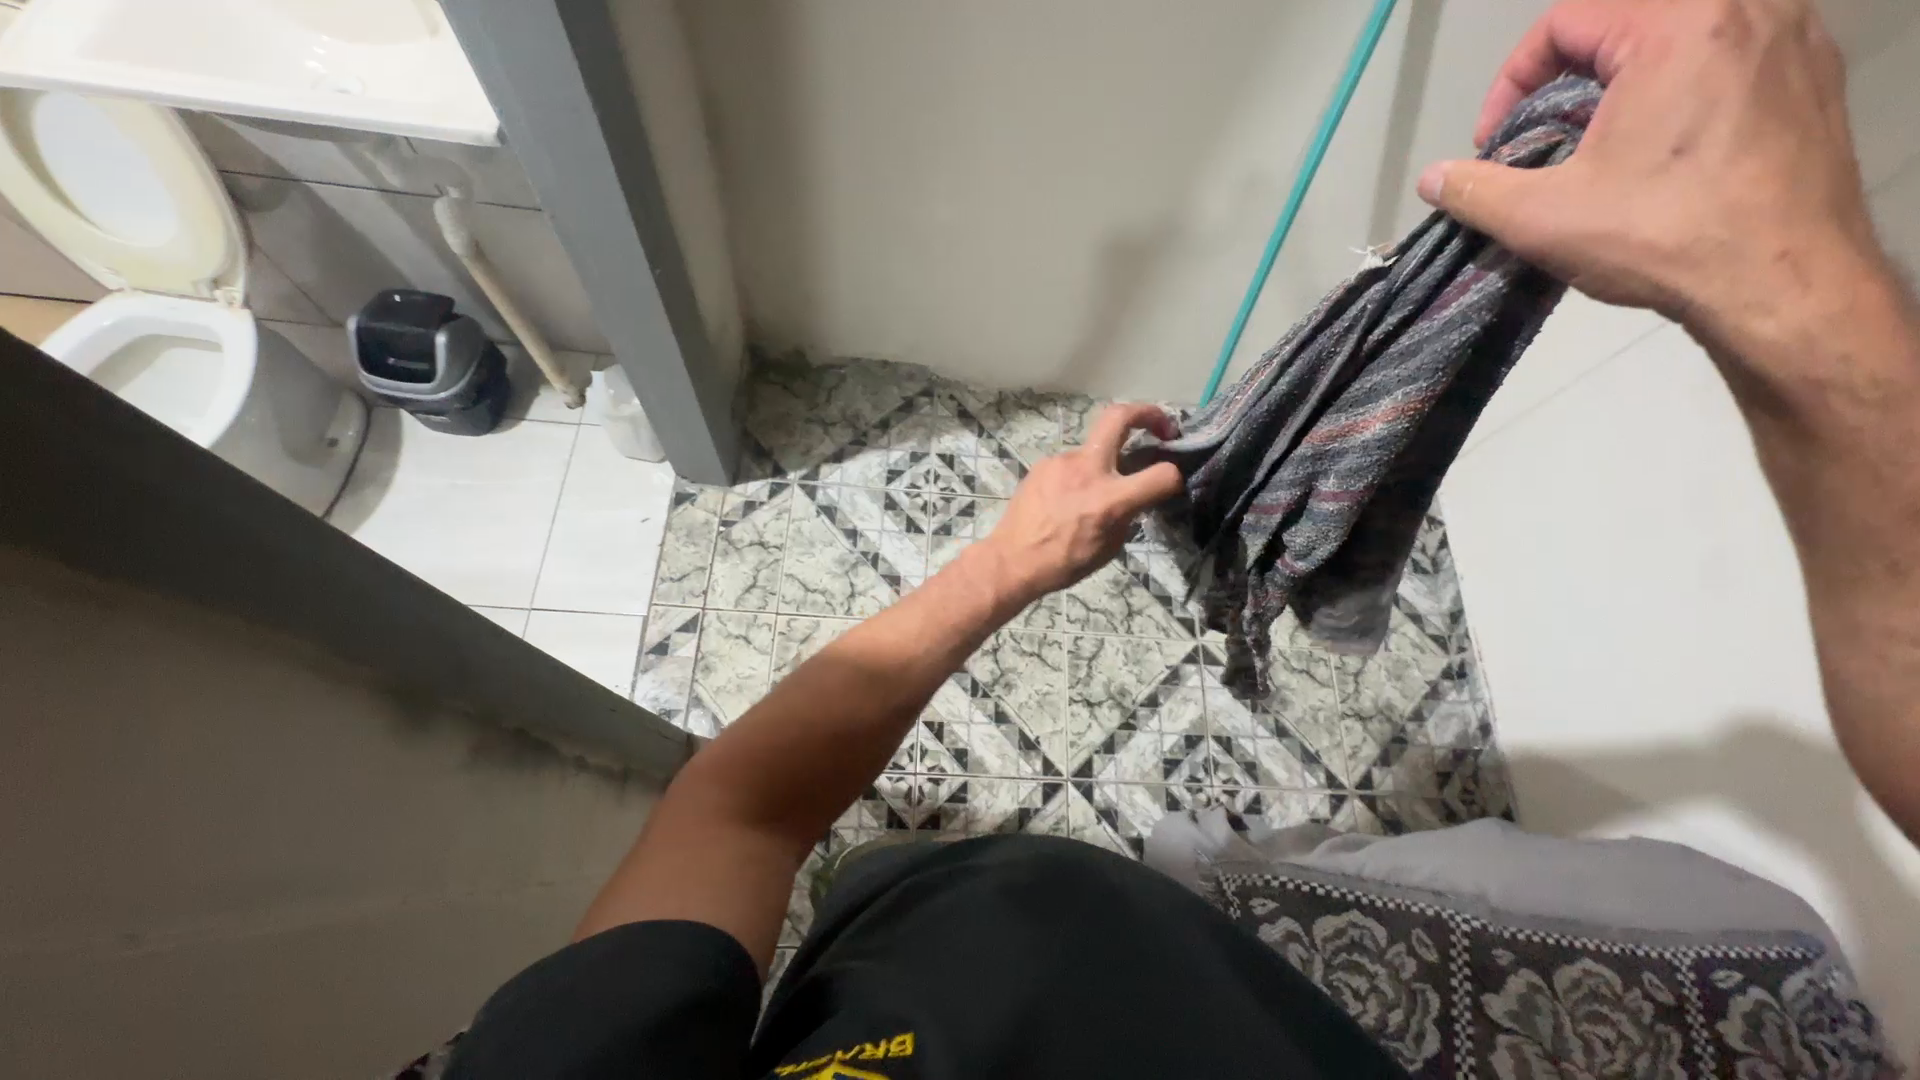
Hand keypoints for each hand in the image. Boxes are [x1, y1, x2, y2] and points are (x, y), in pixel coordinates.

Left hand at [975, 404, 1183, 601]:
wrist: (1013, 559)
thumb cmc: (1065, 562)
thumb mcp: (1111, 546)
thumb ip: (1128, 514)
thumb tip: (1134, 497)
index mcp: (1109, 499)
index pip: (1162, 474)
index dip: (1175, 476)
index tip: (1171, 480)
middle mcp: (1087, 470)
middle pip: (1119, 416)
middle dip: (1146, 412)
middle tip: (1159, 425)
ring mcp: (1062, 462)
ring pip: (1094, 448)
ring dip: (1105, 459)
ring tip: (1094, 491)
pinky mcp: (1044, 464)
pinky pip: (1071, 463)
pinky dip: (1079, 474)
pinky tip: (1068, 497)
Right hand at [1416, 0, 1881, 351]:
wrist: (1784, 279)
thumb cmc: (1660, 236)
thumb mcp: (1540, 218)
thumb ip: (1474, 190)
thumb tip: (1430, 179)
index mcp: (1678, 26)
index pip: (1567, 19)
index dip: (1512, 80)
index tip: (1496, 139)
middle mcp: (1747, 11)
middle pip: (1624, 22)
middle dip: (1566, 81)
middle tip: (1542, 141)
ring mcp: (1793, 39)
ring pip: (1678, 37)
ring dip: (1623, 83)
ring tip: (1598, 146)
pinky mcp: (1815, 76)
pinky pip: (1729, 58)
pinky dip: (1680, 90)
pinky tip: (1662, 151)